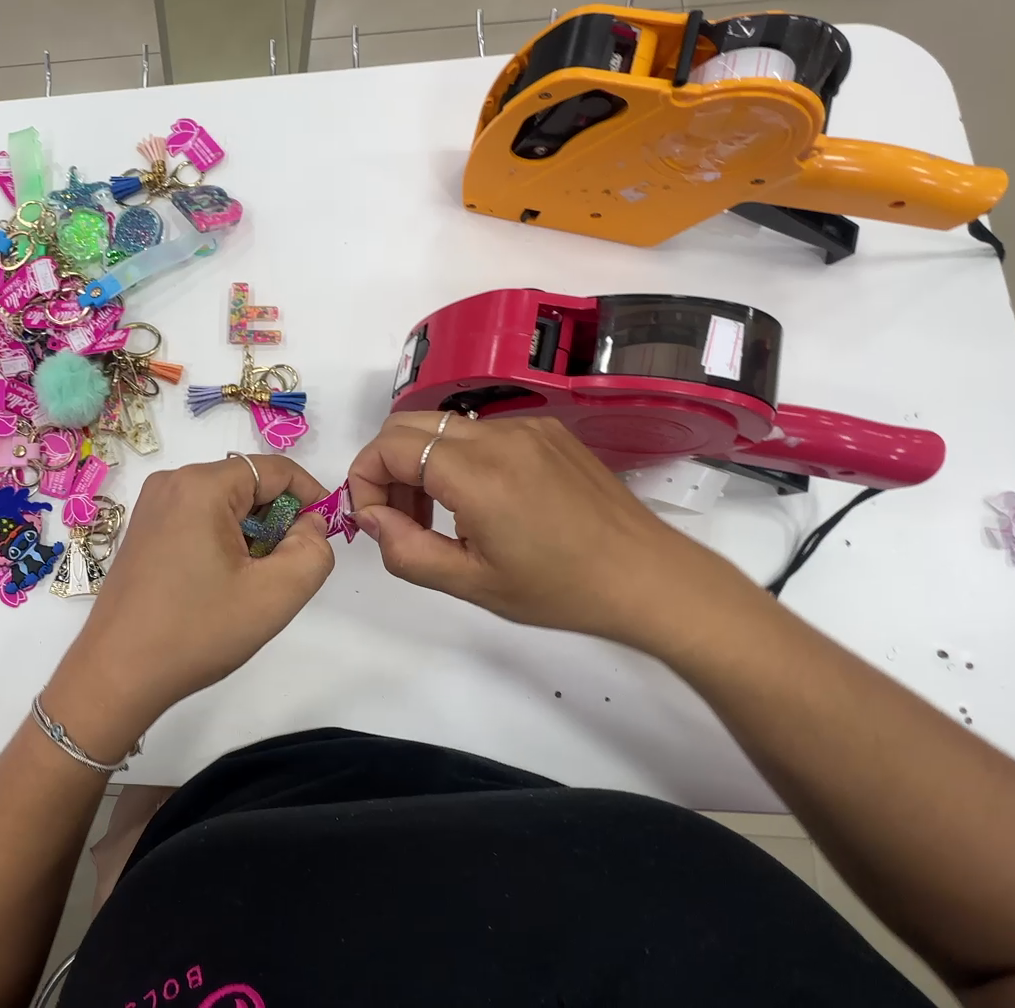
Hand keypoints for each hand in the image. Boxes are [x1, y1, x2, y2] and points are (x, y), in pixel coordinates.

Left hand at [44, 455, 334, 756]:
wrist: (118, 672)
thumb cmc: (197, 631)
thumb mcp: (274, 594)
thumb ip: (313, 551)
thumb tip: (311, 524)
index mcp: (200, 485)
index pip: (275, 470)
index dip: (311, 498)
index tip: (323, 539)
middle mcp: (171, 483)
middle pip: (247, 485)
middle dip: (277, 521)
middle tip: (282, 573)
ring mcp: (151, 507)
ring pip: (223, 505)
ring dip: (250, 536)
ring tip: (249, 585)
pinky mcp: (142, 531)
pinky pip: (197, 519)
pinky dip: (222, 542)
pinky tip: (220, 585)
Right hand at [346, 412, 755, 647]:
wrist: (650, 578)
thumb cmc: (559, 589)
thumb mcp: (470, 584)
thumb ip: (405, 551)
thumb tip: (370, 517)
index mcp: (478, 474)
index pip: (388, 447)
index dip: (364, 479)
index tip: (375, 521)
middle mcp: (498, 436)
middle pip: (406, 425)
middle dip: (385, 468)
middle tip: (398, 518)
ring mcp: (526, 428)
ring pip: (440, 426)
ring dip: (419, 464)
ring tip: (437, 517)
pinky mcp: (547, 432)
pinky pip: (477, 432)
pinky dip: (455, 459)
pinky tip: (478, 503)